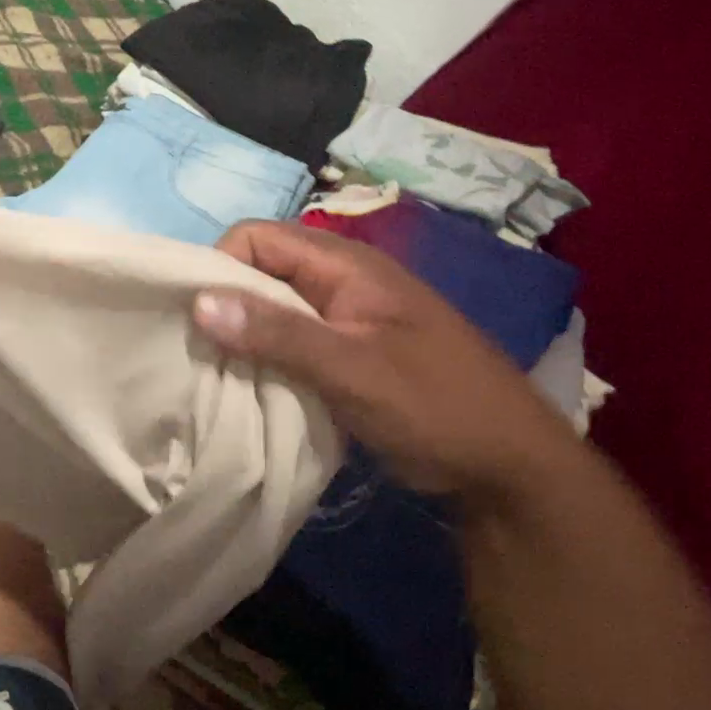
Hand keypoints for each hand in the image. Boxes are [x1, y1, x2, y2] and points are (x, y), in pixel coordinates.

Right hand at [193, 220, 575, 501]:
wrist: (513, 472)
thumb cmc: (437, 408)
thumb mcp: (353, 370)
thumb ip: (276, 333)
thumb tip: (197, 300)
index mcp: (346, 265)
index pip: (255, 237)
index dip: (218, 265)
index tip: (196, 315)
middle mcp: (341, 279)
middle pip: (258, 268)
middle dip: (223, 300)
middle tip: (198, 347)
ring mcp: (345, 316)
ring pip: (270, 305)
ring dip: (241, 331)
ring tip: (216, 368)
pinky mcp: (345, 351)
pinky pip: (287, 336)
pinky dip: (262, 353)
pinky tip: (249, 383)